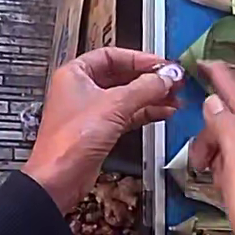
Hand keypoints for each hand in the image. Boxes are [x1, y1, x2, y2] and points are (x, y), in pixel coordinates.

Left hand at [24, 47, 182, 212]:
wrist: (59, 179)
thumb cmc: (70, 141)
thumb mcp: (113, 106)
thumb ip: (144, 88)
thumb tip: (167, 76)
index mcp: (75, 74)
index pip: (112, 55)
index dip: (139, 58)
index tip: (162, 65)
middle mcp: (82, 90)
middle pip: (122, 76)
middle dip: (149, 79)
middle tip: (173, 81)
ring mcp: (91, 111)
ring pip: (127, 97)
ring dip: (151, 97)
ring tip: (175, 97)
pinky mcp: (99, 131)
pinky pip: (127, 115)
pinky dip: (145, 113)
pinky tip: (164, 112)